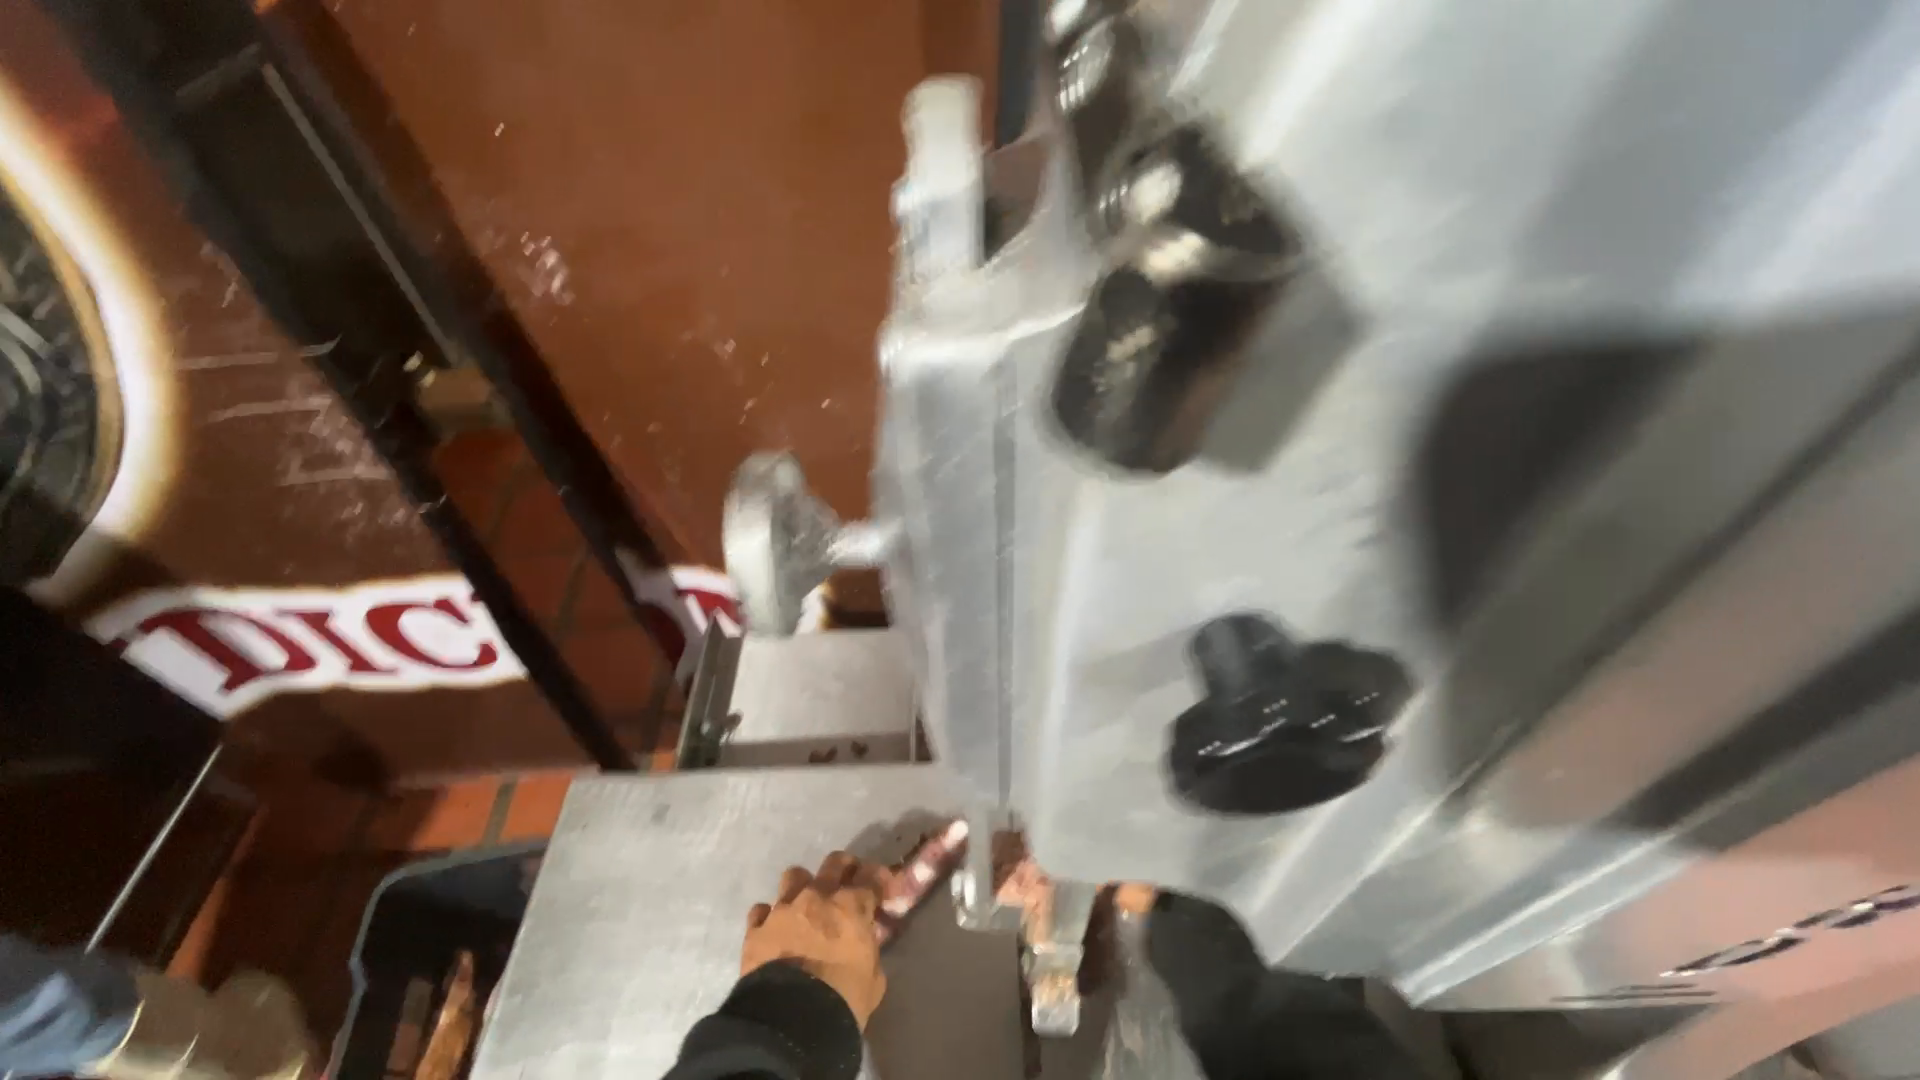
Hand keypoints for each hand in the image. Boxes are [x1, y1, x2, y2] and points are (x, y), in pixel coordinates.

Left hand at [742, 852, 890, 1028]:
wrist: (790, 1022)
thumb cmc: (842, 1000)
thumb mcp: (873, 979)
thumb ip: (870, 951)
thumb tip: (864, 945)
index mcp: (850, 906)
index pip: (871, 877)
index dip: (880, 879)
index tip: (883, 888)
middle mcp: (816, 897)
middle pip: (834, 863)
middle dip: (844, 868)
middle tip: (847, 884)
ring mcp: (783, 909)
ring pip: (794, 876)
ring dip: (803, 887)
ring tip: (806, 905)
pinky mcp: (756, 929)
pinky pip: (762, 911)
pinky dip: (770, 916)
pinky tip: (774, 930)